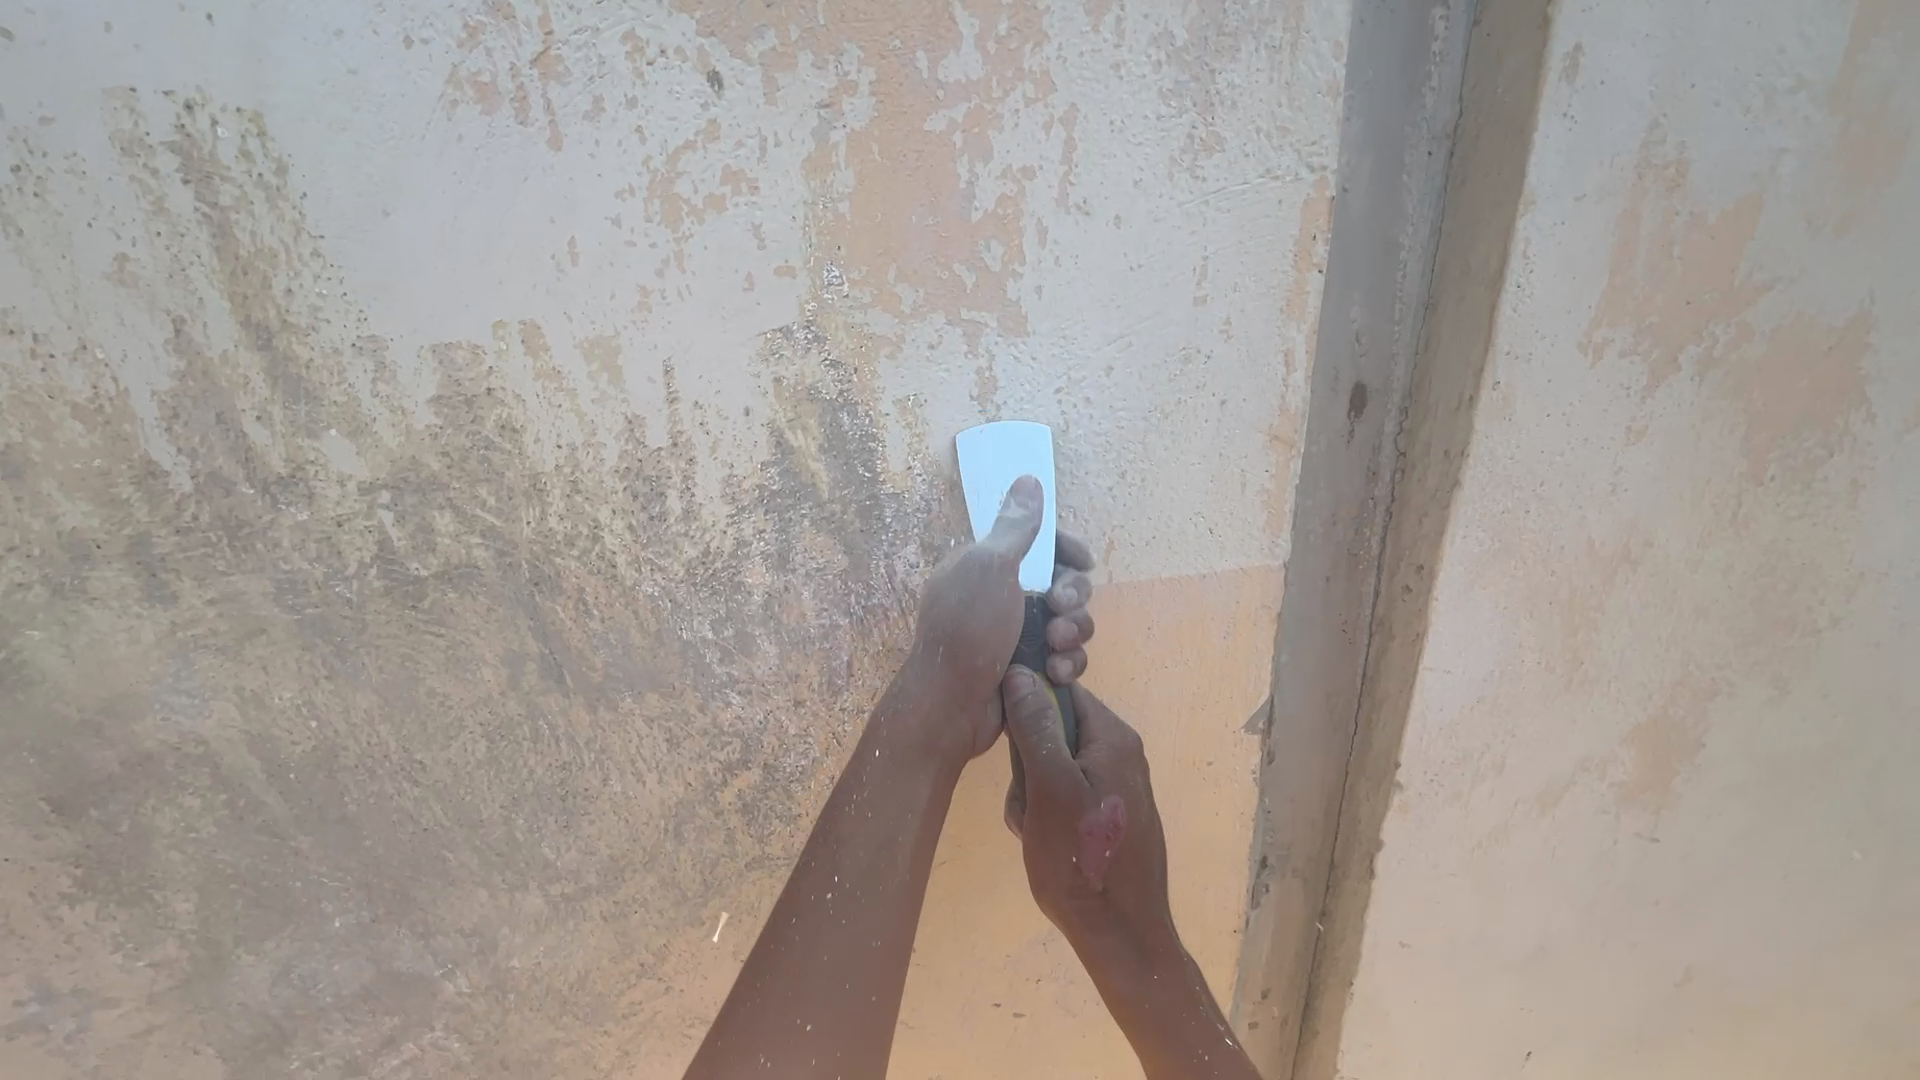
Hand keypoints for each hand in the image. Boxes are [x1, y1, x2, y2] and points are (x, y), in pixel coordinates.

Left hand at [904, 476, 1095, 761]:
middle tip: (1059, 609)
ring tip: (1055, 647)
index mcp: (988, 566)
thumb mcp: (989, 566)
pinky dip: (1068, 662)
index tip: (1083, 560)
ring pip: (1071, 622)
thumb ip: (1016, 525)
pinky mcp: (1031, 667)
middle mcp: (1004, 597)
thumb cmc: (968, 628)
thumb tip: (1029, 477)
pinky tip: (1056, 672)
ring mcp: (1018, 634)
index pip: (1038, 545)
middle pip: (1063, 583)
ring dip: (1073, 632)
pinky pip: (1067, 656)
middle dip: (1071, 596)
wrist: (953, 705)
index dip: (1065, 550)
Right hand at [1002, 672, 1259, 1079]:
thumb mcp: (1049, 786)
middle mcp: (1120, 753)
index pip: (1062, 691)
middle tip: (1026, 799)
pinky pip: (1066, 793)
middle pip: (1056, 730)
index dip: (1029, 707)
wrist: (1120, 936)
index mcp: (1113, 737)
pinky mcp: (1108, 814)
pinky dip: (1047, 812)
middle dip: (1028, 762)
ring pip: (1054, 765)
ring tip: (1033, 827)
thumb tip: (1021, 672)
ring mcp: (1115, 786)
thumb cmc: (1081, 858)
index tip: (1008, 739)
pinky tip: (1042, 840)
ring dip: (1033, 792)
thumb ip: (1035, 726)